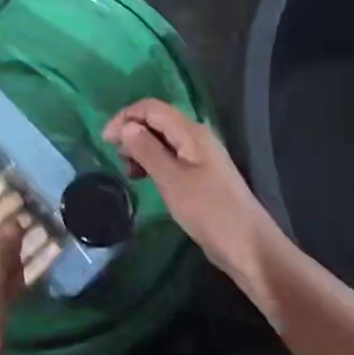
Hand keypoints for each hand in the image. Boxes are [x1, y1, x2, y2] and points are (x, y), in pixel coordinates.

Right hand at [103, 100, 277, 279]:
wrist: (248, 246)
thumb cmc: (208, 210)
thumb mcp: (171, 180)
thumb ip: (147, 150)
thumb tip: (126, 127)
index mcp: (191, 133)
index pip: (152, 108)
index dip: (125, 117)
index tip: (105, 141)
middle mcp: (196, 138)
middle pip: (157, 121)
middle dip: (132, 133)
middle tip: (117, 160)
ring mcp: (200, 157)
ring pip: (162, 140)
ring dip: (140, 149)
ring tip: (129, 172)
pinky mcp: (200, 175)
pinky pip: (170, 158)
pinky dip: (152, 163)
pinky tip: (145, 179)